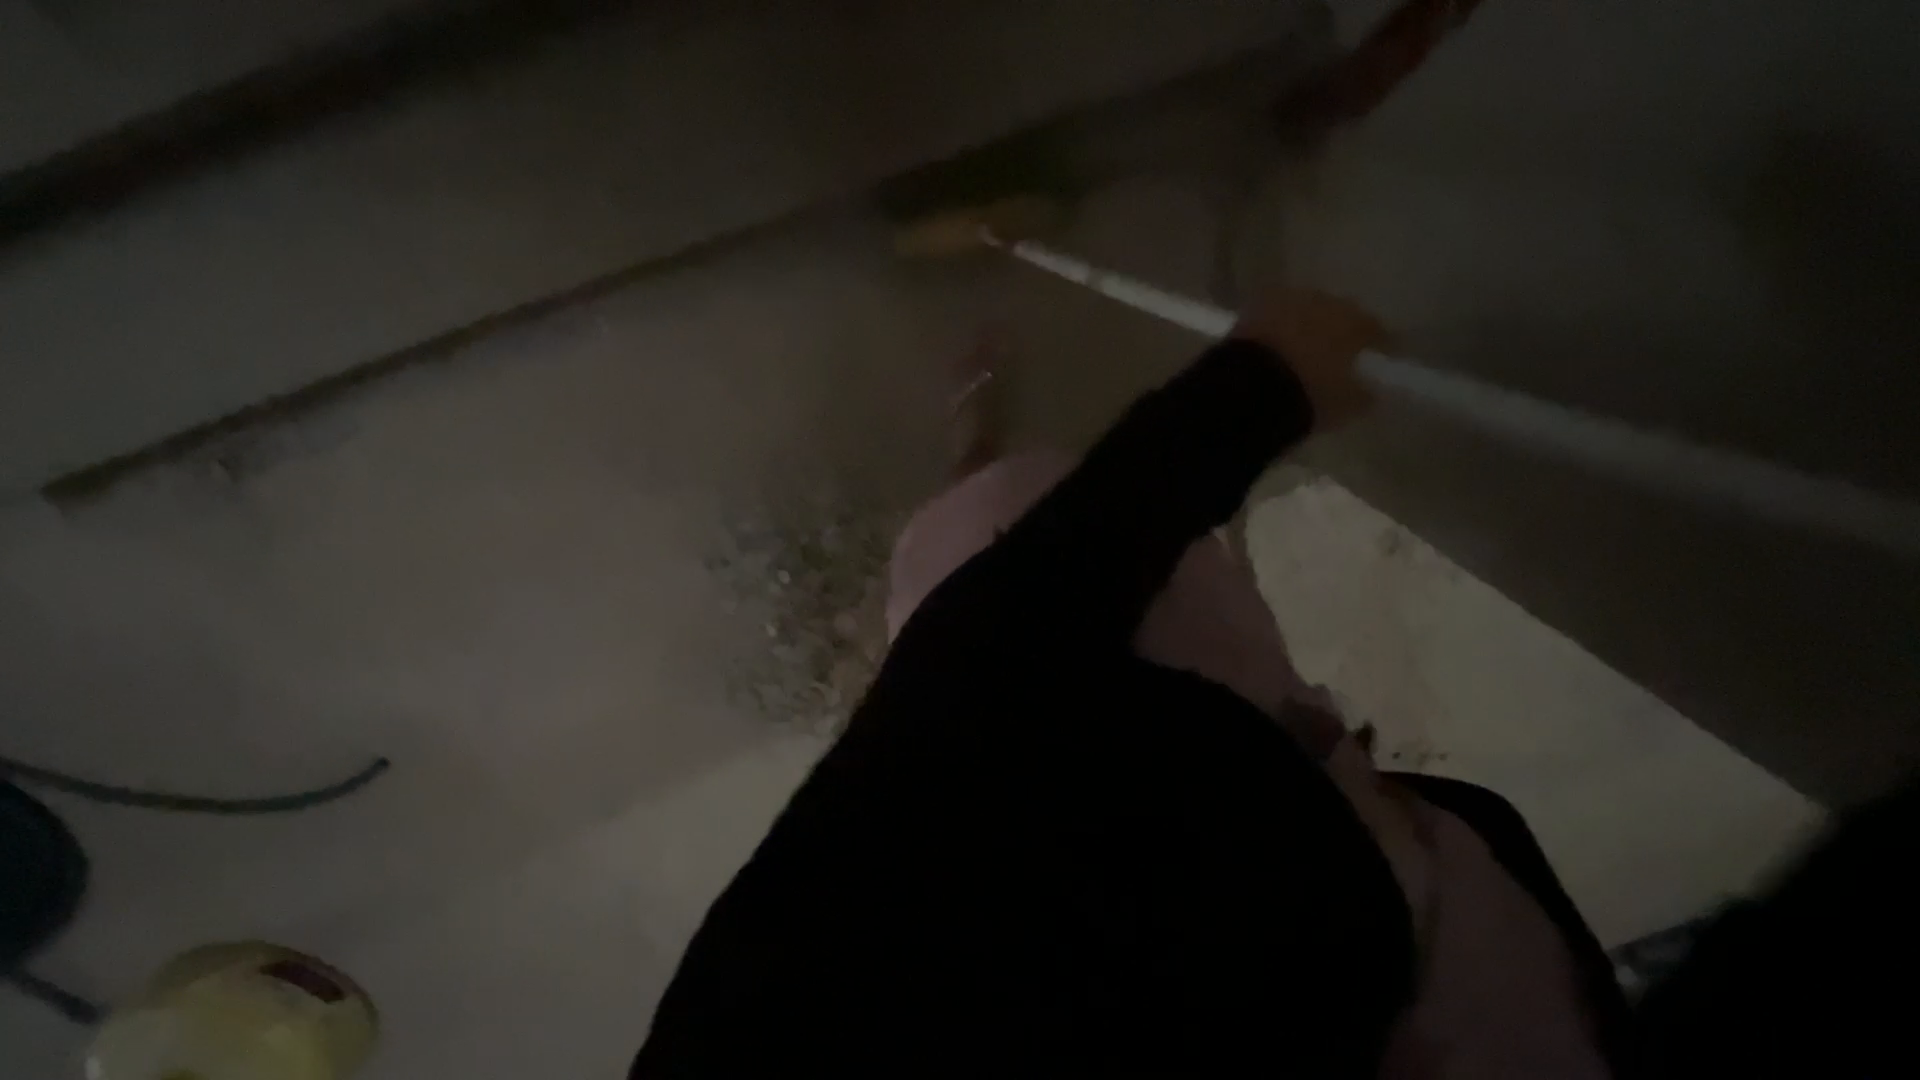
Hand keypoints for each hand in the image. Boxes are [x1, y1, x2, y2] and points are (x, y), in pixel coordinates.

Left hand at [1234, 288, 1388, 430]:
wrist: (1247, 388)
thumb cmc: (1306, 396)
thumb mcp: (1343, 405)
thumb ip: (1362, 395)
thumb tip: (1368, 391)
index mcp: (1353, 322)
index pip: (1374, 328)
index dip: (1378, 341)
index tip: (1379, 352)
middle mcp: (1323, 302)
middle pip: (1337, 313)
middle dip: (1337, 328)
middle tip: (1334, 348)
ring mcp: (1285, 301)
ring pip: (1303, 309)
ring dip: (1304, 323)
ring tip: (1299, 345)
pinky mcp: (1252, 309)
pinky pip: (1271, 314)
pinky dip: (1275, 327)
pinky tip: (1272, 342)